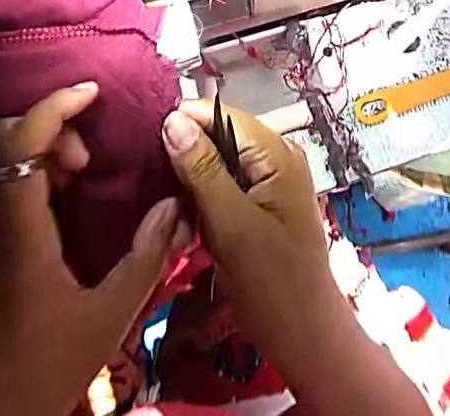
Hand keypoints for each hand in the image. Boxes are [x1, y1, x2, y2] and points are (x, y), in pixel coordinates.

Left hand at [0, 83, 184, 415]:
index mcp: (9, 243)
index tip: (89, 92)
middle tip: (84, 161)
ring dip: (25, 161)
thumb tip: (176, 204)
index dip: (53, 106)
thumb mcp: (103, 325)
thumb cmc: (33, 387)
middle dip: (46, 132)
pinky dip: (3, 192)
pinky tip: (32, 231)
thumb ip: (145, 257)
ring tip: (65, 189)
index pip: (18, 145)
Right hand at [161, 102, 426, 414]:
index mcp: (276, 152)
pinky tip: (188, 224)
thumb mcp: (231, 225)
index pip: (222, 115)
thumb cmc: (272, 282)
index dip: (185, 122)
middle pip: (220, 136)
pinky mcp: (262, 201)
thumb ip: (202, 170)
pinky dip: (204, 199)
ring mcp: (271, 179)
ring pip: (219, 161)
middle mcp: (277, 155)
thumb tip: (172, 120)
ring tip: (171, 210)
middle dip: (187, 156)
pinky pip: (226, 184)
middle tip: (155, 185)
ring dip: (192, 183)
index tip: (143, 144)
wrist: (305, 334)